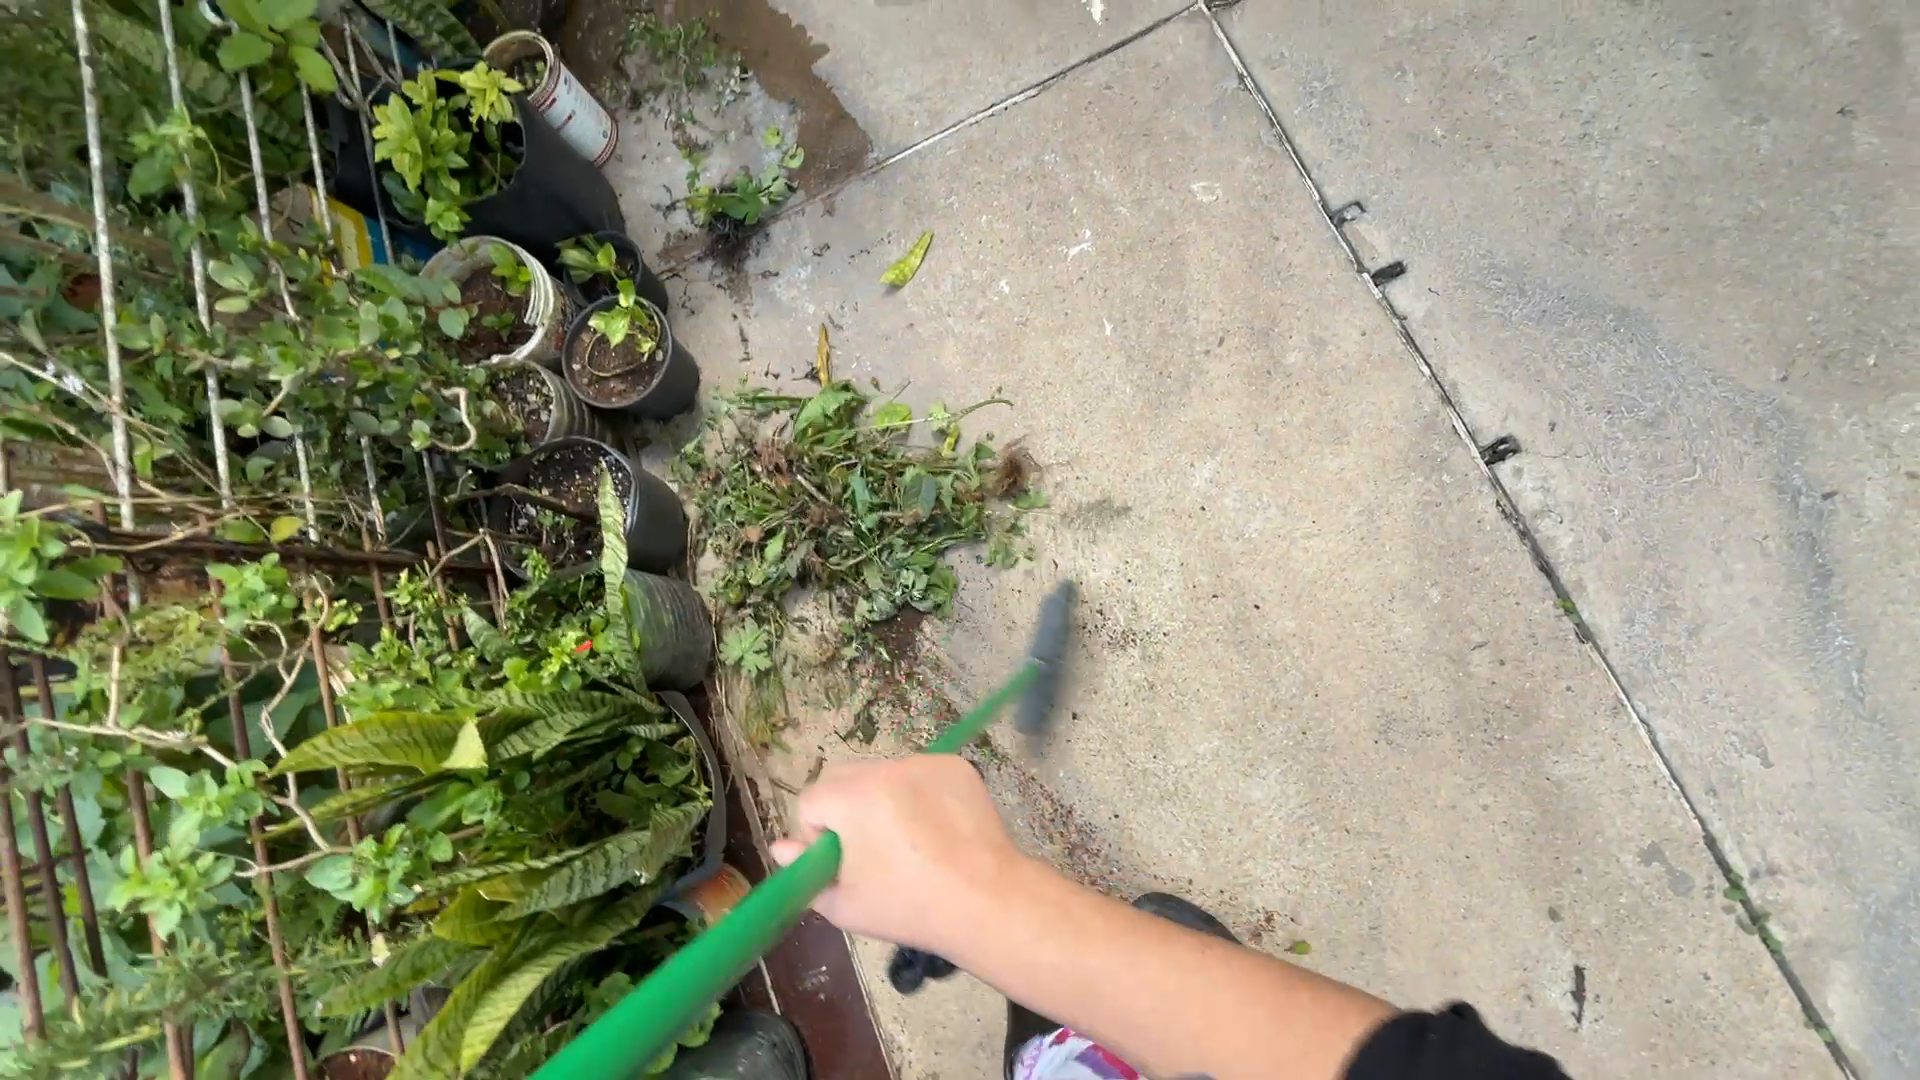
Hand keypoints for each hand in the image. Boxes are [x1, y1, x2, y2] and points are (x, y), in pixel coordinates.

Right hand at [769, 756, 1025, 952]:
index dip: (817, 833)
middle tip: (870, 851)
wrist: (985, 898)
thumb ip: (805, 872)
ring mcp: (925, 762)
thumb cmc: (908, 906)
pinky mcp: (955, 766)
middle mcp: (887, 767)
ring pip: (882, 774)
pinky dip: (918, 794)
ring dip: (881, 799)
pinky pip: (919, 773)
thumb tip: (781, 847)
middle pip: (844, 778)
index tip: (841, 861)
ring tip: (908, 841)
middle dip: (844, 809)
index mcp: (854, 797)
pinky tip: (935, 828)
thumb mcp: (845, 903)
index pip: (811, 800)